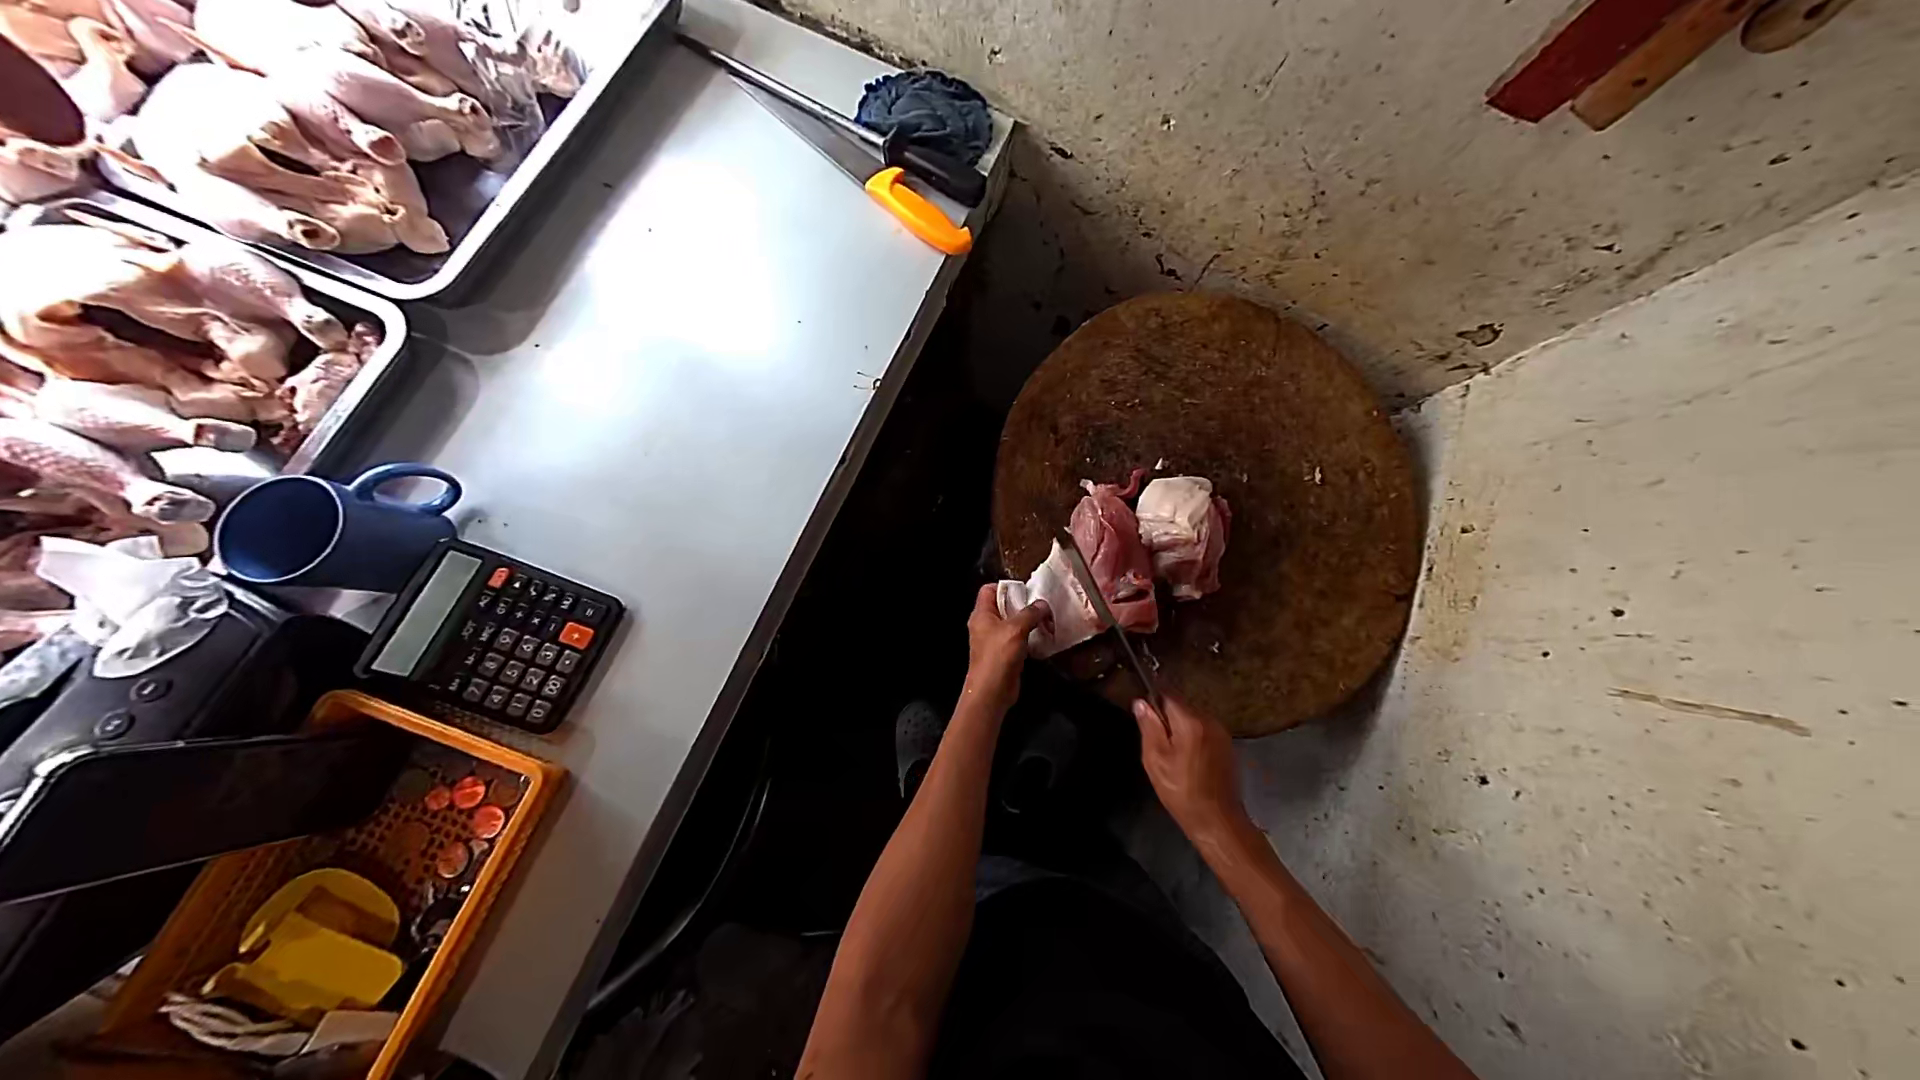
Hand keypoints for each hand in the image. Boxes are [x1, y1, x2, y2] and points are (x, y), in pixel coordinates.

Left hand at [960, 584, 1049, 715]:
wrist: (992, 692)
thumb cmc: (998, 656)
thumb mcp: (1015, 629)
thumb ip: (1030, 613)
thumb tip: (1042, 604)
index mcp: (981, 614)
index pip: (988, 590)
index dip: (1005, 586)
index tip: (1025, 590)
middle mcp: (985, 625)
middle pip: (1003, 606)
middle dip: (1022, 604)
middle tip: (1041, 606)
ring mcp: (994, 640)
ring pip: (1012, 623)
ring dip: (1029, 622)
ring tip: (1046, 621)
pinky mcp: (1004, 654)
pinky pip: (1017, 639)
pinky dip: (1029, 637)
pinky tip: (1043, 637)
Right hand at [1133, 695, 1250, 845]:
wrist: (1217, 820)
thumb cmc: (1181, 791)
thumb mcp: (1155, 759)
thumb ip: (1148, 726)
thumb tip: (1141, 702)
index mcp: (1191, 722)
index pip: (1169, 693)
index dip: (1153, 696)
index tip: (1142, 705)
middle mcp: (1210, 721)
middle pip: (1182, 706)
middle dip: (1166, 716)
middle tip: (1154, 738)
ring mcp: (1222, 734)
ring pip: (1193, 718)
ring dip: (1180, 727)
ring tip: (1169, 752)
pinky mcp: (1228, 746)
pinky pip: (1204, 731)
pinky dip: (1192, 737)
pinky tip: (1186, 759)